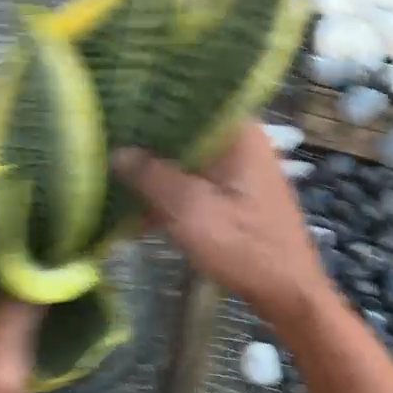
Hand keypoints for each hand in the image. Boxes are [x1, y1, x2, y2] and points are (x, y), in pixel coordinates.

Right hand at [112, 124, 333, 326]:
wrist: (288, 293)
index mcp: (237, 131)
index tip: (113, 110)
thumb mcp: (190, 210)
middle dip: (147, 145)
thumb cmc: (243, 247)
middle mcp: (242, 142)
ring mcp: (242, 172)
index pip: (186, 99)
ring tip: (114, 181)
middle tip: (105, 147)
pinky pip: (199, 187)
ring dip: (157, 177)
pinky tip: (142, 213)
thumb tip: (117, 152)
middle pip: (185, 133)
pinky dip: (174, 197)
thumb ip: (151, 177)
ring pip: (189, 163)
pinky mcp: (239, 199)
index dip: (148, 105)